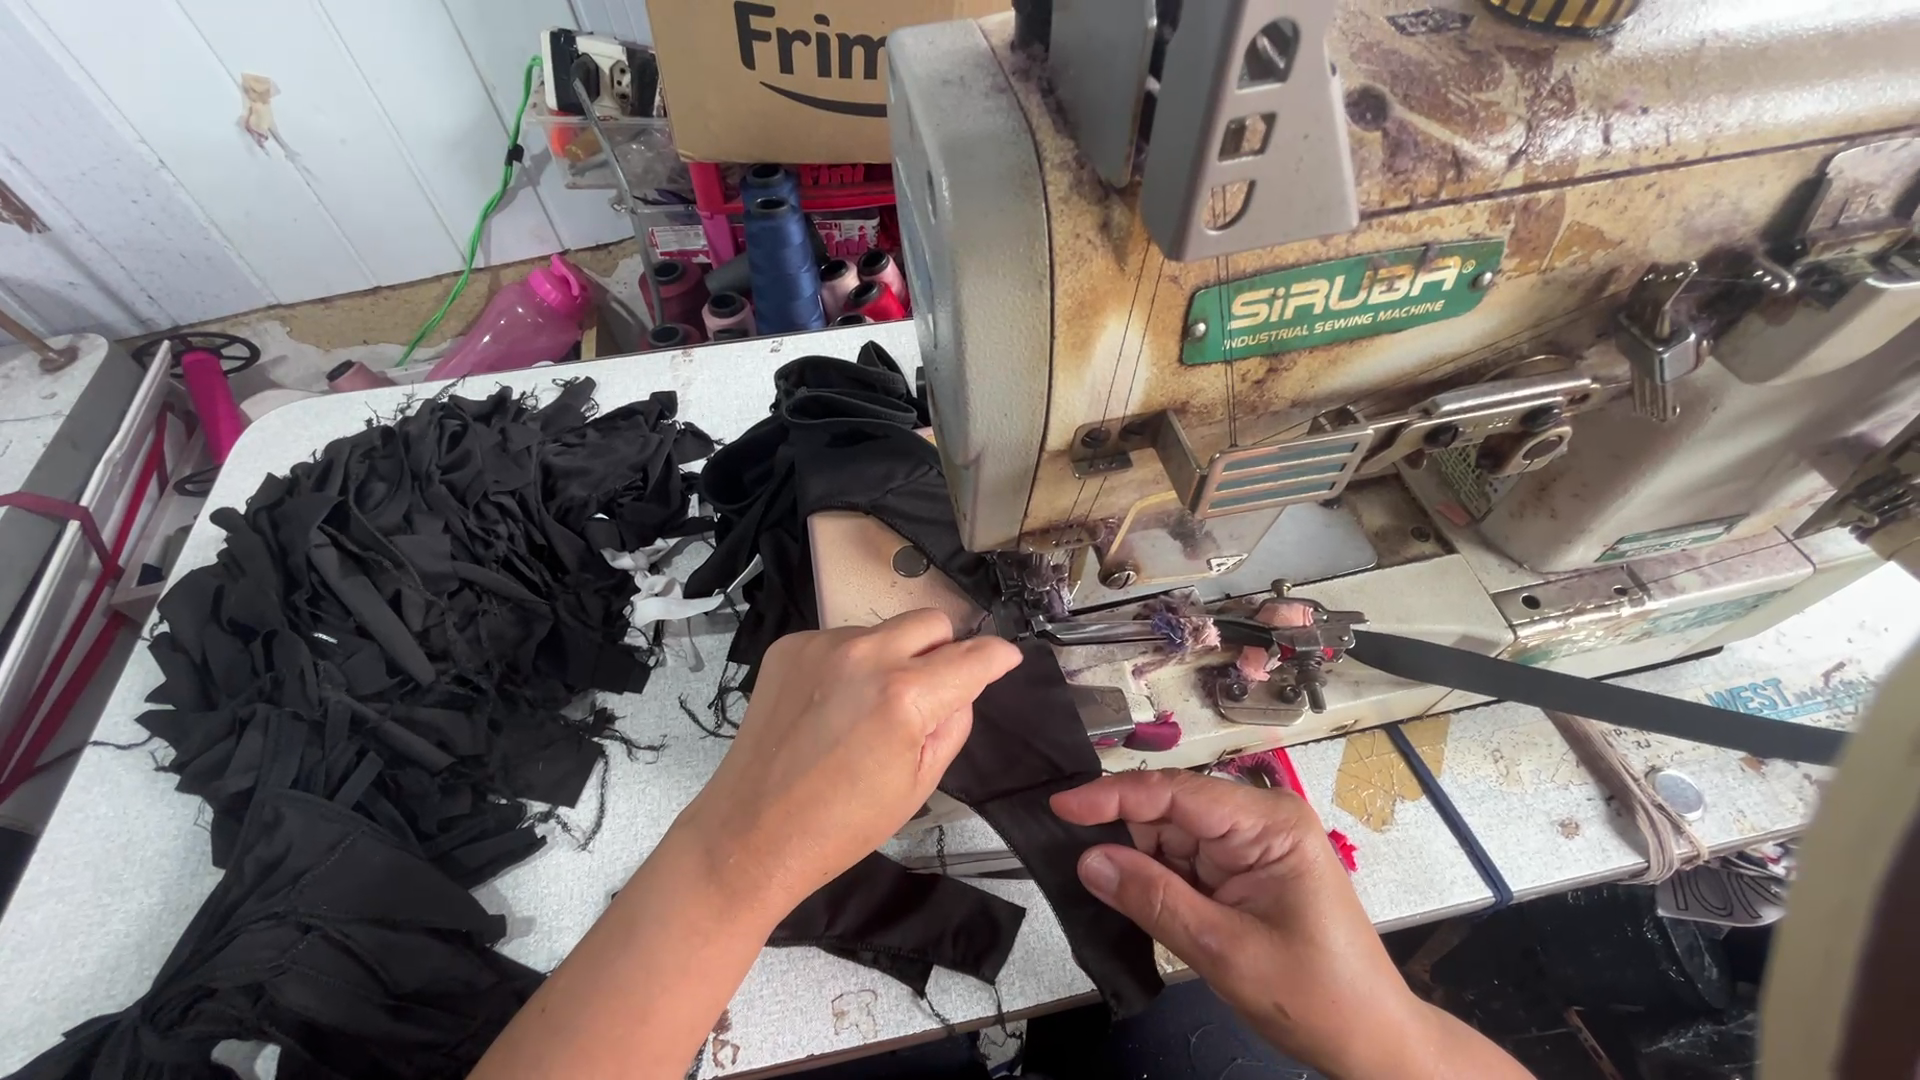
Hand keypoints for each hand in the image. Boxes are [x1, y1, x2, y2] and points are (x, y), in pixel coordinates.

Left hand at [676, 609, 1021, 913]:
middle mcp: (865, 656)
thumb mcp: (920, 784)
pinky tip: (831, 705)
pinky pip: (842, 639)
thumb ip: (954, 723)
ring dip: (892, 657)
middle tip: (931, 688)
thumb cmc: (841, 824)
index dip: (998, 656)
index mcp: (905, 697)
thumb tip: (964, 685)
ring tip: (866, 707)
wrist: (750, 832)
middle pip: (932, 621)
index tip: (1005, 656)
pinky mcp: (790, 646)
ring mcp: (822, 645)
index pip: (974, 656)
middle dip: (944, 649)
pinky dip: (850, 663)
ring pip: (884, 630)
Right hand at [1051, 770, 1529, 1079]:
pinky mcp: (1239, 869)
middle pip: (1168, 810)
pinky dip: (1152, 878)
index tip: (1059, 806)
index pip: (1176, 792)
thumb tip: (1089, 861)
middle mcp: (1256, 820)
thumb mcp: (1227, 952)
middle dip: (1121, 831)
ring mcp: (1247, 844)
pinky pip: (1181, 860)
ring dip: (1134, 859)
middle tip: (1069, 854)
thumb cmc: (1315, 997)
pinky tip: (1129, 892)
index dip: (1113, 796)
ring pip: (1168, 835)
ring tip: (1095, 881)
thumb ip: (1155, 900)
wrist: (1373, 1044)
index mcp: (1267, 823)